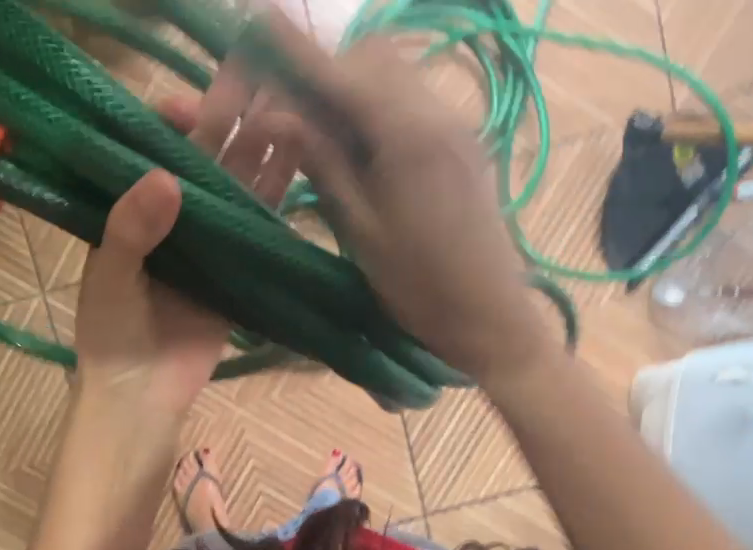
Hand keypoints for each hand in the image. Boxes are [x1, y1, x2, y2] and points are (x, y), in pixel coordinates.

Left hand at [73, 66, 301, 419]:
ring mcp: (206, 251)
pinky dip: (274, 208)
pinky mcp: (235, 279)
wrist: (139, 398)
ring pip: (236, 197)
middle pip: (203, 169)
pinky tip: (297, 172)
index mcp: (130, 215)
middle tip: (259, 99)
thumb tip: (168, 176)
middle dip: (228, 134)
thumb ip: (132, 226)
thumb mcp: (109, 275)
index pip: (154, 155)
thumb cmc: (111, 334)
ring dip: (260, 161)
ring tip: (289, 122)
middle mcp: (170, 225)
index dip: (173, 126)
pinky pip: (256, 237)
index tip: (193, 109)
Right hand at [255, 14, 554, 383]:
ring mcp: (457, 125)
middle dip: (328, 67)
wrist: (491, 317)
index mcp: (408, 135)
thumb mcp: (360, 230)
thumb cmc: (418, 288)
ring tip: (320, 128)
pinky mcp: (464, 143)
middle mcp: (438, 113)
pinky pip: (415, 101)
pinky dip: (379, 106)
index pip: (343, 74)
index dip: (299, 49)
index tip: (262, 19)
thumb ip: (324, 163)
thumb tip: (279, 114)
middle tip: (287, 103)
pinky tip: (360, 145)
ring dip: (354, 86)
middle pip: (375, 58)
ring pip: (397, 76)